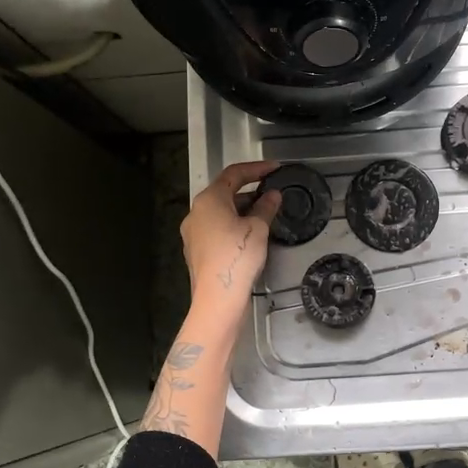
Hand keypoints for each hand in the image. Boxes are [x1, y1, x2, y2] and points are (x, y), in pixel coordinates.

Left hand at [184, 161, 281, 317]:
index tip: (275, 168)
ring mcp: (193, 233)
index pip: (234, 174)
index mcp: (209, 200)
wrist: (217, 299)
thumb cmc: (237, 257)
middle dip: (249, 191)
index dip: (256, 169)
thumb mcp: (258, 229)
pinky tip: (248, 234)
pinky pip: (215, 229)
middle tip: (271, 193)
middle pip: (224, 193)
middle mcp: (196, 213)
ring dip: (241, 209)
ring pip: (219, 212)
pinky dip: (232, 225)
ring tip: (264, 214)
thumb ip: (266, 207)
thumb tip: (272, 195)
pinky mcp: (196, 251)